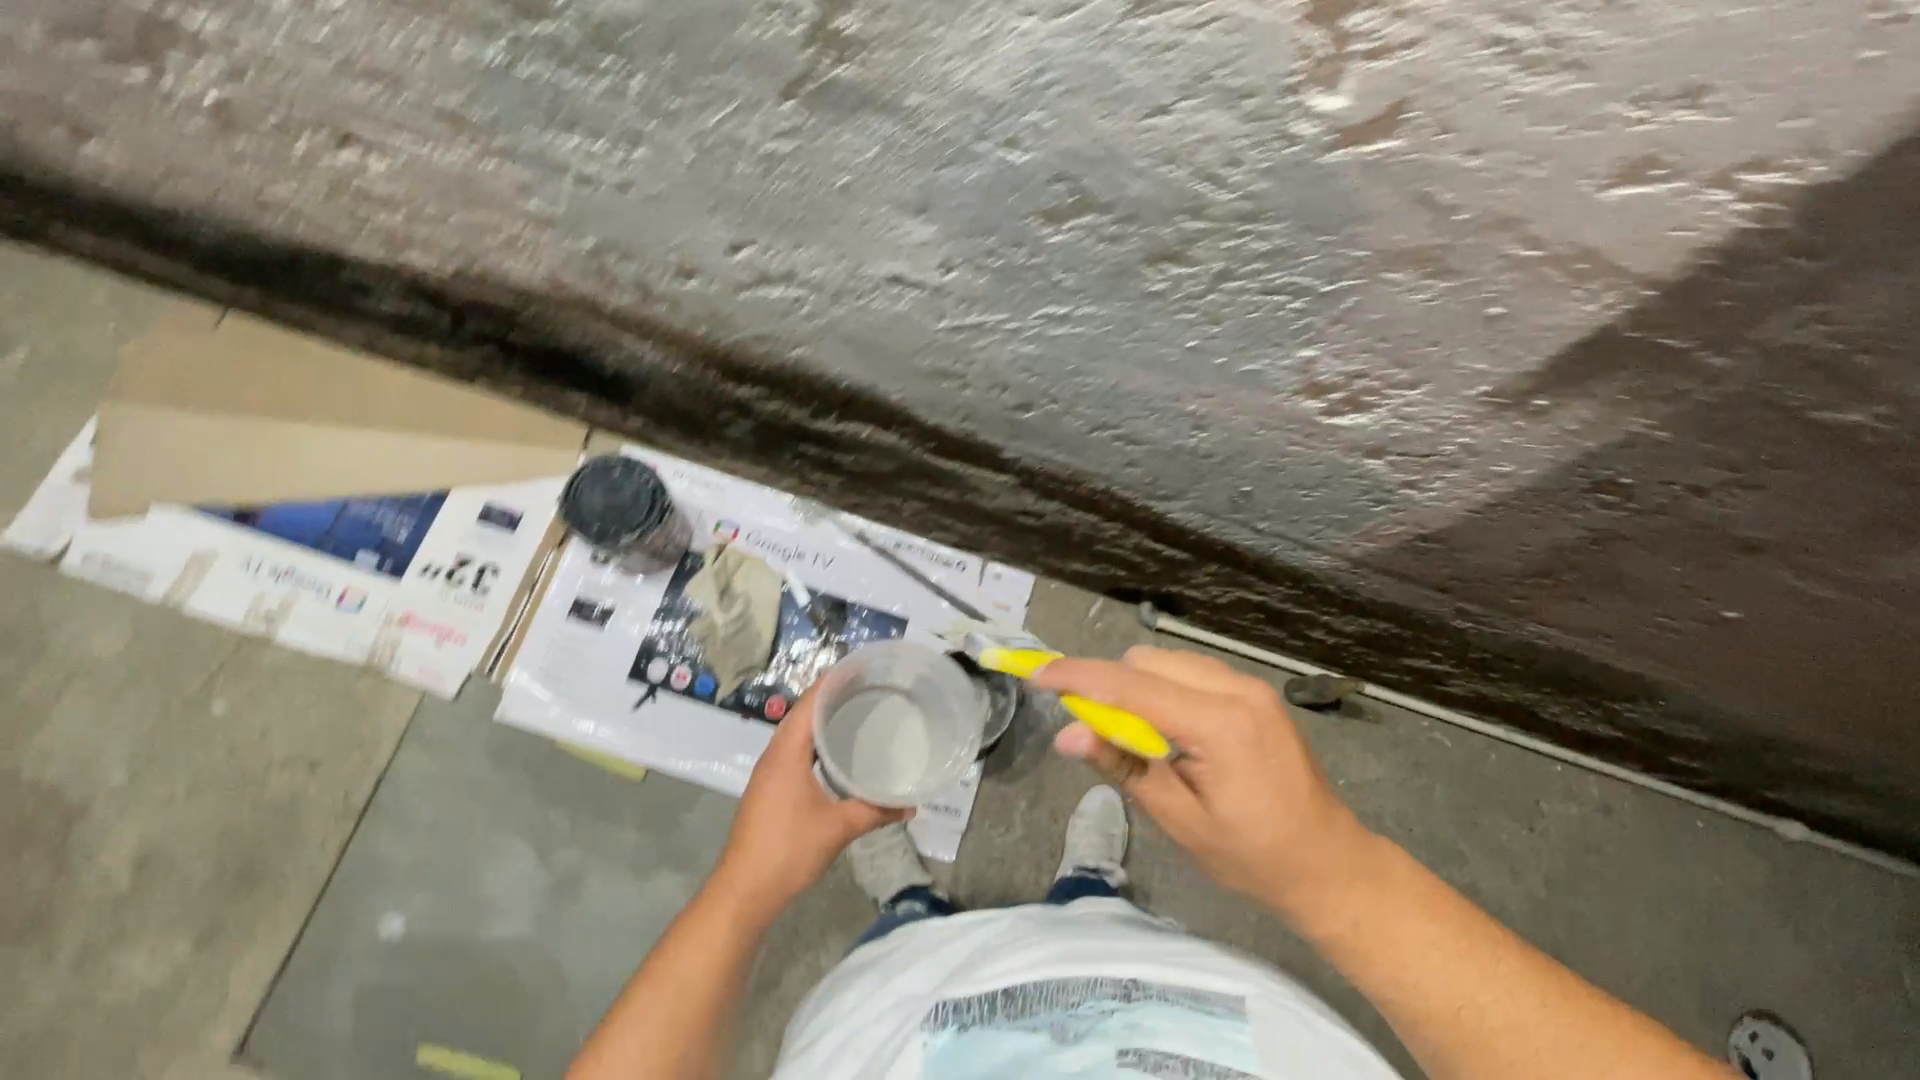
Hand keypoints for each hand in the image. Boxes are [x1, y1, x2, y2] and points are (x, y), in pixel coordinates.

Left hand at [710, 687, 909, 921]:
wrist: (744, 891)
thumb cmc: (788, 851)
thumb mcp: (839, 828)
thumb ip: (876, 811)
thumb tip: (911, 806)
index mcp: (786, 754)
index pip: (809, 703)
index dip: (833, 681)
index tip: (862, 668)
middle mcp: (774, 756)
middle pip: (801, 714)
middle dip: (831, 697)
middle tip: (868, 687)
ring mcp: (768, 773)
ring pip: (795, 734)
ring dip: (821, 720)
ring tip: (857, 712)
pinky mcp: (768, 789)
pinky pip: (793, 752)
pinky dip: (814, 742)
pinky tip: (835, 753)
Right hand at [1034, 645, 1370, 911]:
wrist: (1329, 863)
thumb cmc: (1253, 855)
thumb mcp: (1179, 819)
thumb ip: (1123, 765)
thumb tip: (1066, 733)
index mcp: (1219, 724)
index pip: (1132, 685)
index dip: (1079, 677)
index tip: (1037, 676)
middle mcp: (1237, 690)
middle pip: (1147, 661)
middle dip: (1109, 685)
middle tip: (1093, 730)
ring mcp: (1251, 687)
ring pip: (1168, 662)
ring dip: (1136, 687)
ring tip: (1133, 738)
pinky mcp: (1255, 694)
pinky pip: (1192, 673)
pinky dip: (1164, 690)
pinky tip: (1166, 731)